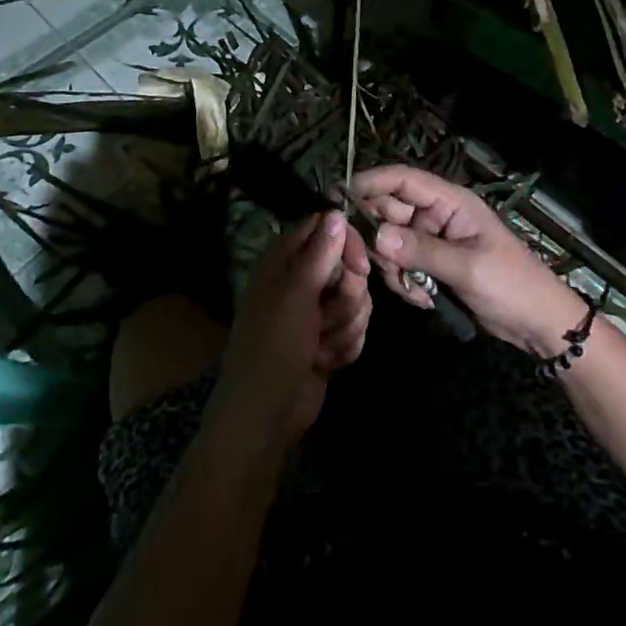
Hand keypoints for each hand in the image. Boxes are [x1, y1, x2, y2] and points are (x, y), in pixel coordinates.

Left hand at [208, 211, 370, 447]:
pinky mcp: (329, 338)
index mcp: (283, 262)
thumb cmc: (274, 347)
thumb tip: (334, 211)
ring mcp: (317, 312)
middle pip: (347, 266)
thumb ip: (319, 253)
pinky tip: (325, 362)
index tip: (359, 266)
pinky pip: (356, 328)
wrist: (266, 413)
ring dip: (346, 326)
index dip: (346, 244)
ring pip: (357, 300)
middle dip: (348, 296)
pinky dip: (345, 346)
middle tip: (330, 316)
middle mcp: (301, 281)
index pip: (324, 229)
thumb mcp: (296, 295)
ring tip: (322, 346)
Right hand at [351, 166, 586, 355]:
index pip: (402, 179)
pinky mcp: (432, 265)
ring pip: (390, 243)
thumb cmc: (511, 285)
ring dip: (394, 269)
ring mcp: (433, 241)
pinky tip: (425, 301)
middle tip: (376, 267)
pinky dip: (405, 283)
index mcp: (451, 202)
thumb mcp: (467, 268)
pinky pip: (401, 266)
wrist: (538, 323)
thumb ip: (421, 251)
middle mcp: (437, 215)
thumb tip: (376, 235)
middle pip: (388, 212)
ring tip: (416, 291)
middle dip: (379, 240)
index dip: (370, 182)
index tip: (338, 198)